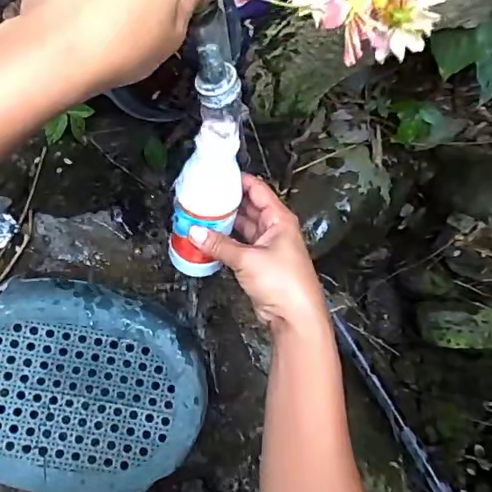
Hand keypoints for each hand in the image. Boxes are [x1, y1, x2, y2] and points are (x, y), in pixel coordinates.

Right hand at [188, 175, 326, 332]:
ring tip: (201, 217)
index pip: (257, 190)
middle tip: (203, 198)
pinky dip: (224, 243)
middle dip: (226, 203)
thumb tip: (196, 232)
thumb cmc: (285, 284)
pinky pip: (238, 246)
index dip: (239, 180)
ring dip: (224, 224)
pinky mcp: (259, 263)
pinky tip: (209, 240)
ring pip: (241, 228)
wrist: (295, 316)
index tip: (218, 175)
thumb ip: (219, 245)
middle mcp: (274, 230)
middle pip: (247, 208)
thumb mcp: (247, 259)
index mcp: (279, 219)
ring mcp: (266, 247)